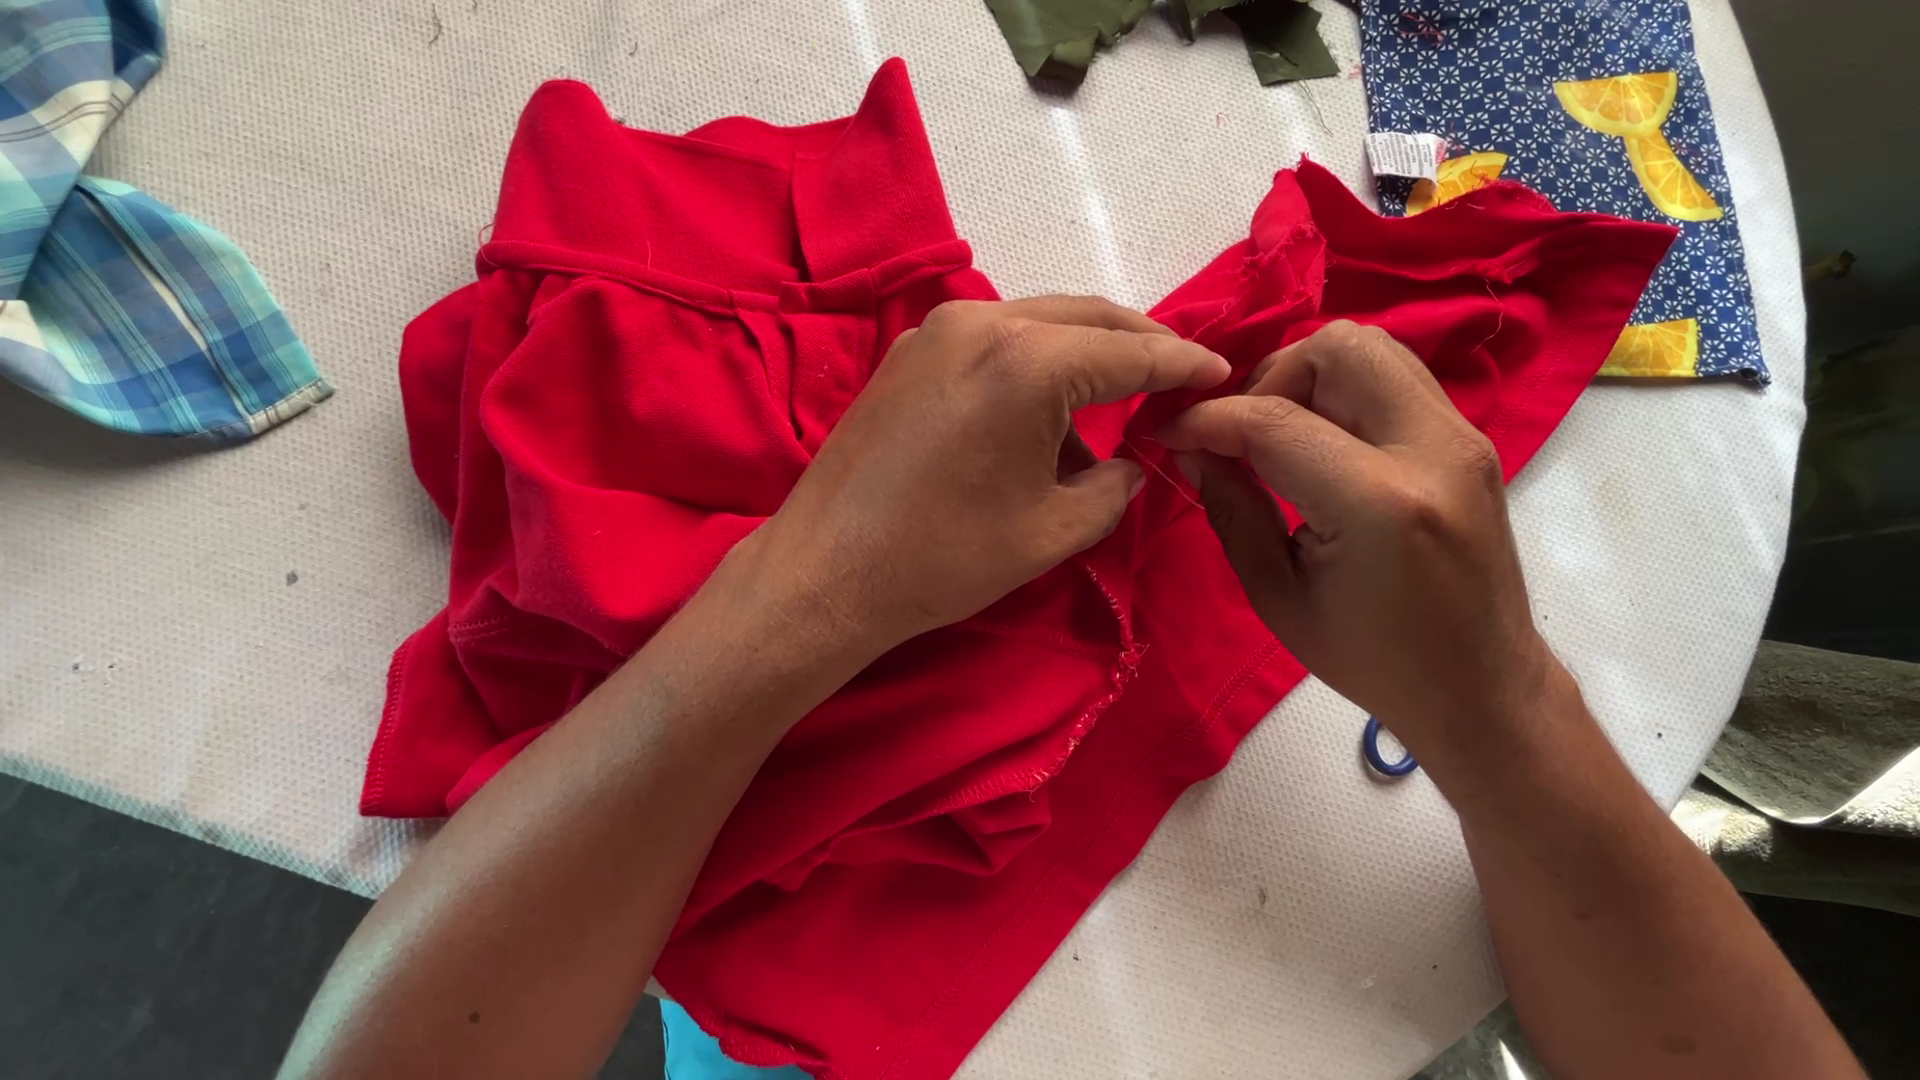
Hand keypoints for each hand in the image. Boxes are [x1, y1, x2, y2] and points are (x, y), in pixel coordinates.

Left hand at [736, 296, 1229, 654]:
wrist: (826, 572)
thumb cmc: (943, 558)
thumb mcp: (1051, 531)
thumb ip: (1112, 488)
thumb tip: (1130, 464)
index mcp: (1030, 361)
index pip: (1132, 351)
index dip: (1183, 363)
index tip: (1219, 373)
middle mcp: (984, 322)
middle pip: (1086, 318)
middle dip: (1139, 344)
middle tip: (1177, 376)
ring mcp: (937, 330)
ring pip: (1038, 321)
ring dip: (1083, 352)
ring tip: (1115, 399)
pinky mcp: (908, 351)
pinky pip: (992, 340)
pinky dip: (1032, 361)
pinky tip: (1043, 406)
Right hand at [1156, 320, 1561, 789]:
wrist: (1480, 686)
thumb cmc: (1370, 660)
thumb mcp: (1277, 596)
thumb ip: (1231, 509)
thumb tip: (1192, 449)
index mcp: (1379, 505)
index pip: (1275, 421)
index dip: (1207, 419)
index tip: (1168, 435)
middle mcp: (1432, 450)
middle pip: (1336, 349)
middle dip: (1268, 379)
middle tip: (1240, 435)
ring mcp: (1462, 437)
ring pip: (1371, 347)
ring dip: (1307, 376)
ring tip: (1276, 434)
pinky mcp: (1468, 440)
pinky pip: (1393, 376)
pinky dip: (1340, 389)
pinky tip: (1316, 441)